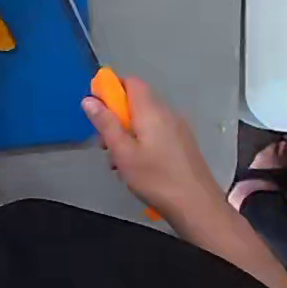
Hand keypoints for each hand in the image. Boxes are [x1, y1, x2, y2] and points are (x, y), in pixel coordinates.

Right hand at [82, 77, 227, 221]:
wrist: (197, 206)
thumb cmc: (155, 178)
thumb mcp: (122, 152)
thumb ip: (105, 123)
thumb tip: (89, 99)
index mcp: (151, 110)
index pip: (131, 82)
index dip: (111, 88)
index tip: (96, 108)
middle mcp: (167, 113)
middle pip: (136, 100)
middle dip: (115, 115)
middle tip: (104, 142)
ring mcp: (177, 128)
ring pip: (145, 118)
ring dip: (126, 131)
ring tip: (117, 158)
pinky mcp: (182, 143)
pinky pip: (156, 130)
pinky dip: (141, 139)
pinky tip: (136, 164)